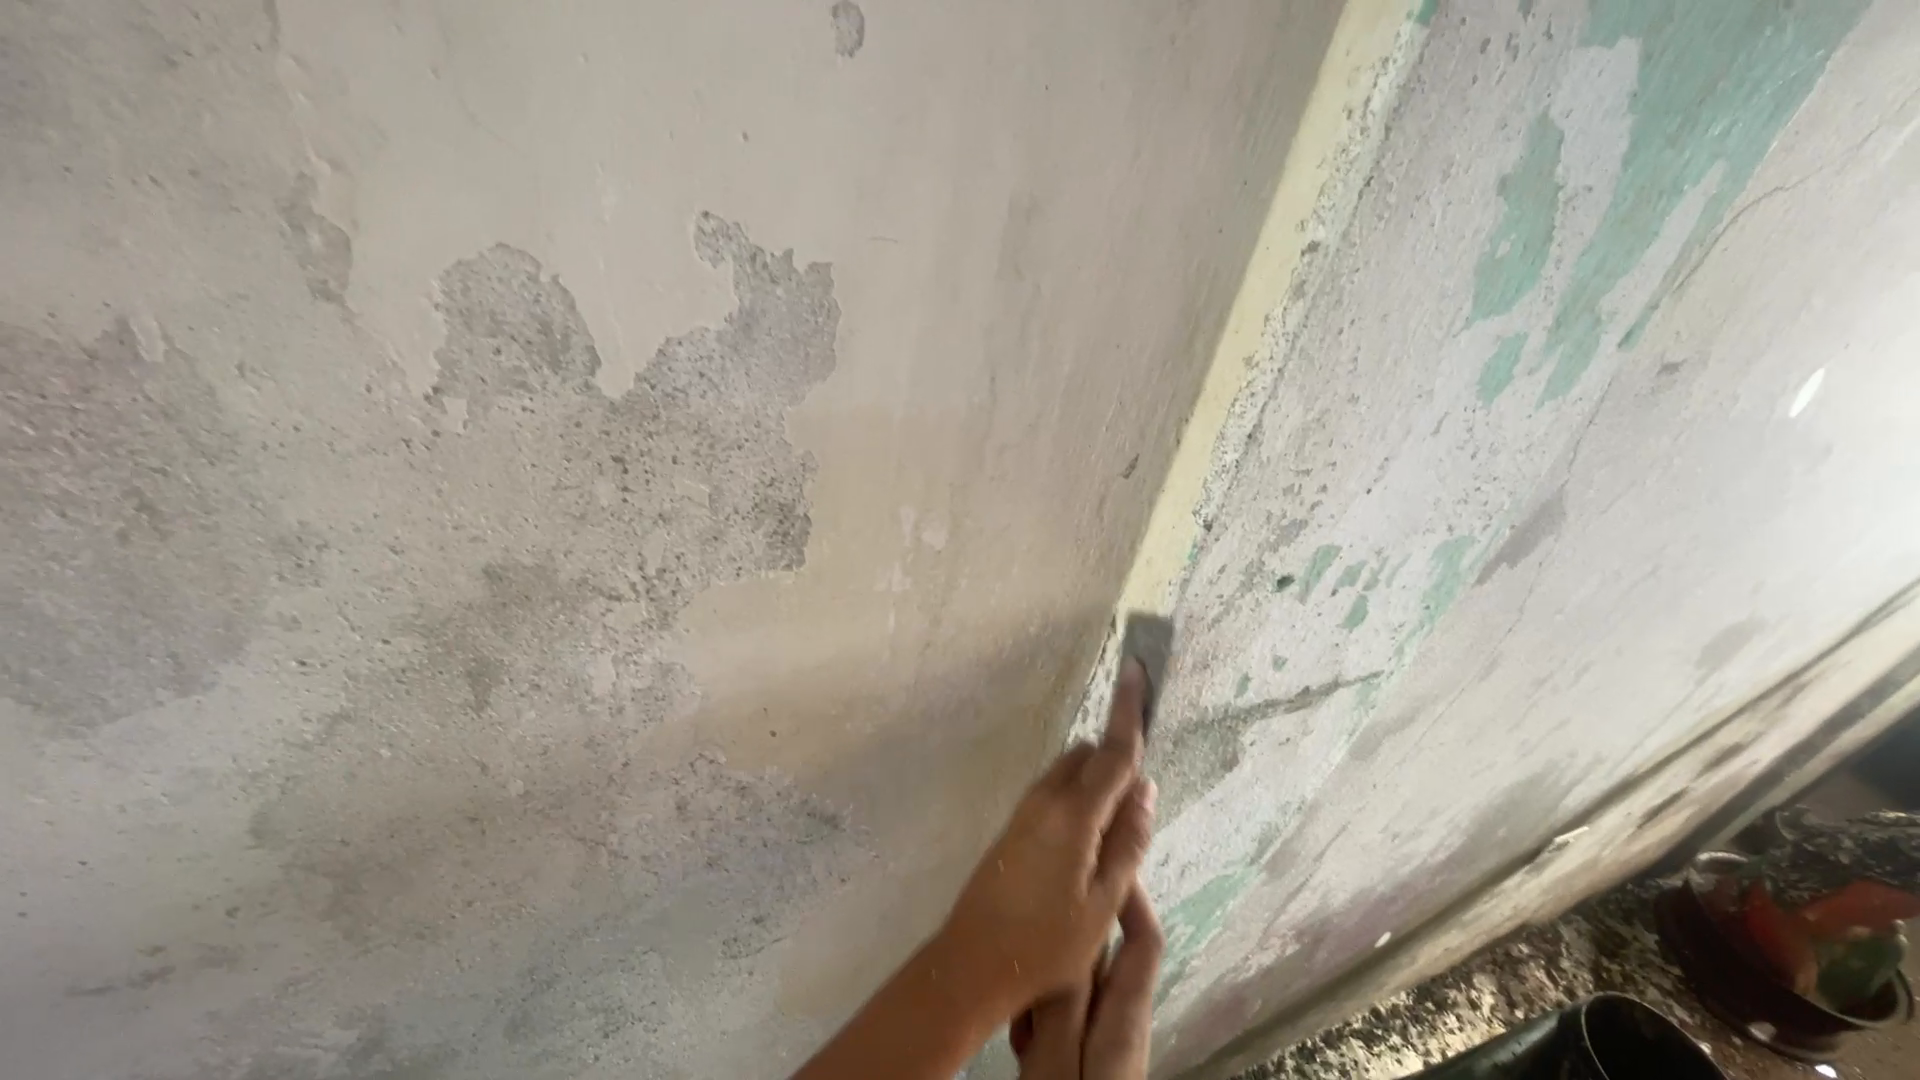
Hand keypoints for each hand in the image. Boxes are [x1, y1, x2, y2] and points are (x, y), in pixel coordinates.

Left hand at [940, 659, 1156, 1013]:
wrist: (972, 962)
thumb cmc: (1046, 944)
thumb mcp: (1103, 901)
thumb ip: (1128, 842)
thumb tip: (1146, 789)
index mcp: (1073, 814)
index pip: (1112, 752)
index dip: (1128, 710)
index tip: (1135, 668)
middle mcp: (1046, 800)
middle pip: (1089, 757)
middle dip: (1116, 764)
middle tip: (1138, 813)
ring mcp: (1025, 811)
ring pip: (1070, 775)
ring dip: (1096, 784)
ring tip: (1114, 841)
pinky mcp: (1014, 827)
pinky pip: (1056, 795)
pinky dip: (1079, 801)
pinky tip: (1086, 848)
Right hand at [1012, 878, 1164, 1079]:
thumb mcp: (1057, 1058)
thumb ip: (1063, 1000)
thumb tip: (1068, 940)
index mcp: (1125, 1015)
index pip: (1145, 939)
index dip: (1132, 897)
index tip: (1102, 861)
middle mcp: (1122, 1021)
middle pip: (1101, 959)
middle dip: (1064, 941)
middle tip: (1029, 925)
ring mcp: (1104, 1041)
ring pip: (1075, 987)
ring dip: (1046, 983)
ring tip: (1015, 1000)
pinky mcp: (1086, 1060)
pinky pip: (1065, 1017)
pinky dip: (1041, 1015)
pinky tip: (1018, 1032)